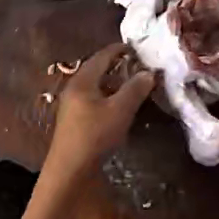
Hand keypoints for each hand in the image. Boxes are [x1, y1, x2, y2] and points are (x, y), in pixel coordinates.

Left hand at [41, 44, 154, 201]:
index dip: (119, 50)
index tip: (137, 48)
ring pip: (96, 86)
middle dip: (118, 66)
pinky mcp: (74, 120)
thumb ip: (135, 89)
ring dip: (114, 83)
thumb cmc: (95, 135)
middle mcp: (74, 88)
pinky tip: (120, 106)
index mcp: (82, 80)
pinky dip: (108, 97)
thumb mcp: (120, 110)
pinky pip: (94, 99)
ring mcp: (72, 105)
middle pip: (97, 70)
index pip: (102, 56)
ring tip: (134, 84)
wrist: (69, 169)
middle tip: (139, 65)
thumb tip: (149, 72)